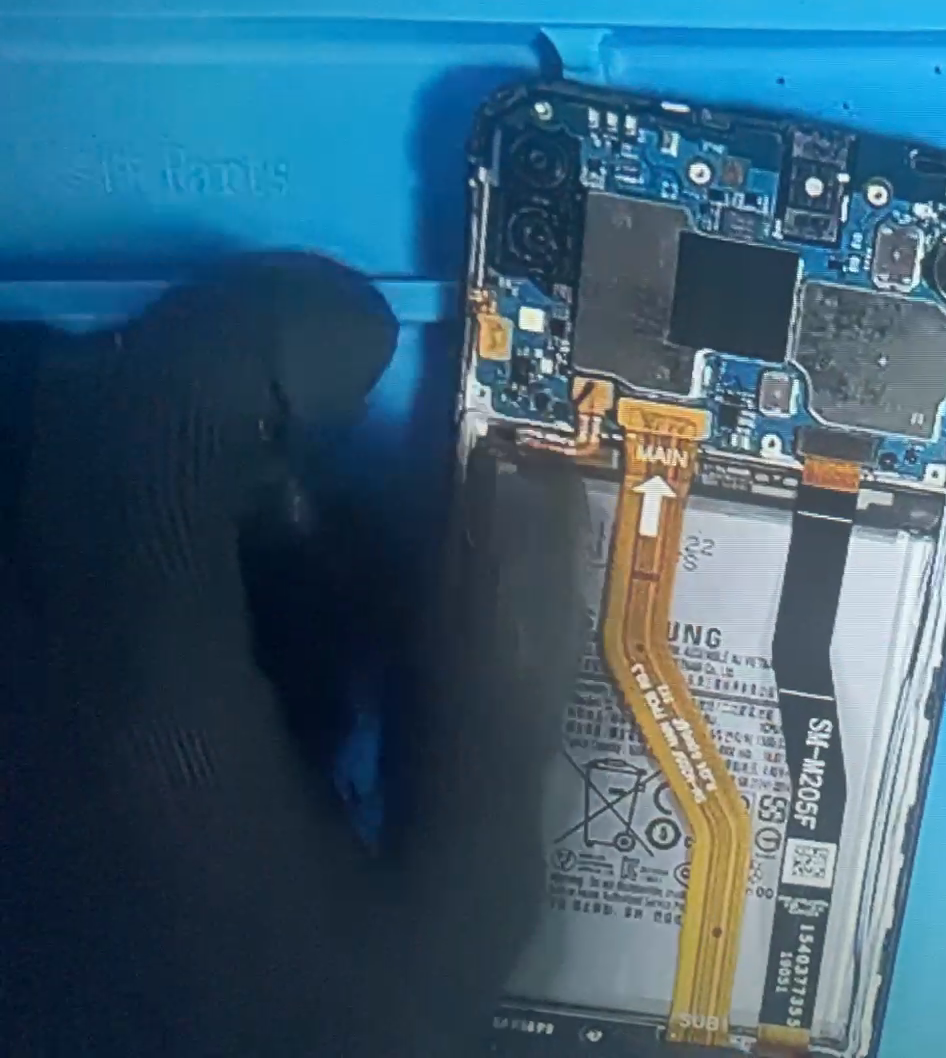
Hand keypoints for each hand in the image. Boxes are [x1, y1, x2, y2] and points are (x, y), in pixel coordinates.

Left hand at [0, 256, 586, 1054]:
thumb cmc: (338, 1022)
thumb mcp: (472, 870)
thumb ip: (495, 675)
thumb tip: (522, 491)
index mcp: (137, 722)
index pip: (136, 424)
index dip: (258, 329)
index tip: (366, 333)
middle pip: (53, 421)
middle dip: (225, 416)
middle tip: (341, 503)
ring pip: (40, 488)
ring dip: (194, 496)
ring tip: (302, 619)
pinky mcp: (16, 721)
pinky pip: (44, 569)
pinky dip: (150, 566)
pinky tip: (239, 674)